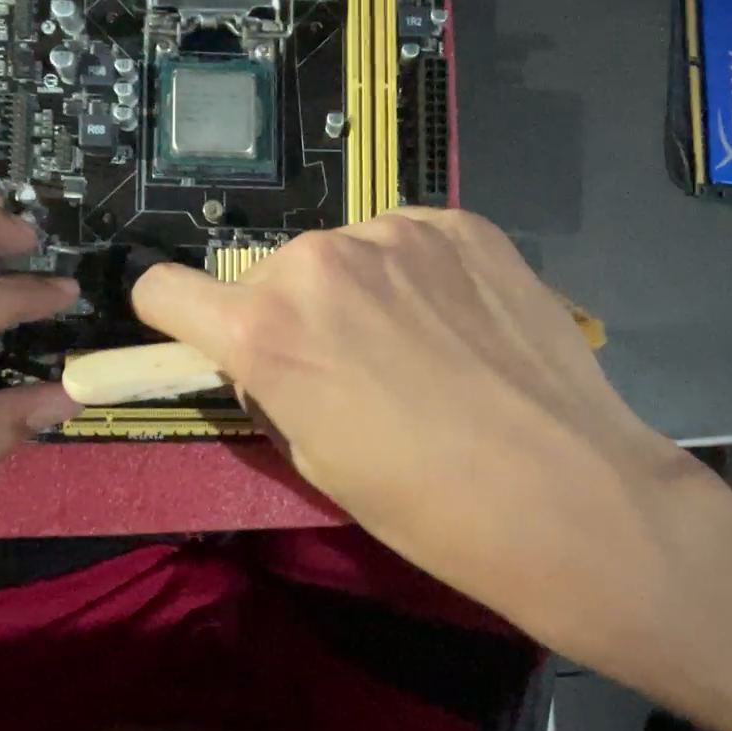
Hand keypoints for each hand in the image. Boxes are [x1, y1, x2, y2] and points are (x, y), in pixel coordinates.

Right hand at [130, 209, 704, 651]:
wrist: (564, 490)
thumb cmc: (427, 505)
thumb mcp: (318, 462)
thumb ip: (274, 389)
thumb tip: (271, 360)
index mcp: (268, 330)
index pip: (167, 291)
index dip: (174, 316)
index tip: (199, 333)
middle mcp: (321, 262)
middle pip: (272, 276)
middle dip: (294, 316)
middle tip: (352, 370)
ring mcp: (399, 233)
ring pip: (344, 255)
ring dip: (358, 291)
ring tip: (421, 349)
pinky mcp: (465, 225)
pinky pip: (409, 242)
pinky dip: (417, 275)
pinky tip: (462, 324)